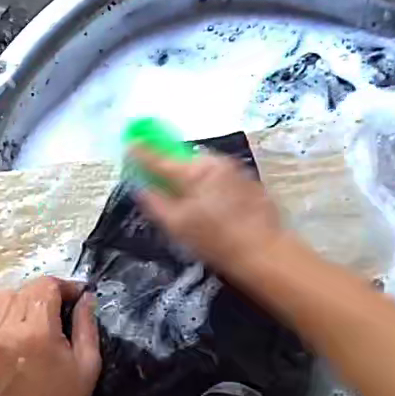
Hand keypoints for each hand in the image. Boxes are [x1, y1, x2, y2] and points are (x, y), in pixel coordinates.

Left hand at [0, 276, 100, 395]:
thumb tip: (86, 297)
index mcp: (39, 331)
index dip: (66, 285)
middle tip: (63, 306)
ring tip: (38, 314)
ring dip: (23, 299)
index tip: (79, 296)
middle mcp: (10, 330)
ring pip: (3, 299)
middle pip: (26, 289)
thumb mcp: (88, 363)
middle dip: (48, 290)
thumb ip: (86, 324)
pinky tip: (10, 322)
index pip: (47, 286)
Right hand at [131, 147, 286, 274]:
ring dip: (192, 176)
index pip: (159, 157)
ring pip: (204, 168)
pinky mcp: (249, 181)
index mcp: (193, 170)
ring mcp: (235, 169)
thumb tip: (141, 188)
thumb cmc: (216, 240)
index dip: (141, 151)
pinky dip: (211, 184)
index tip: (129, 143)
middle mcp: (215, 162)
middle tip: (161, 184)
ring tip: (189, 201)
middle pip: (183, 160)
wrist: (265, 251)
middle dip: (170, 168)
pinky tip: (213, 206)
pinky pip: (221, 176)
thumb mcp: (177, 226)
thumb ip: (155, 203)